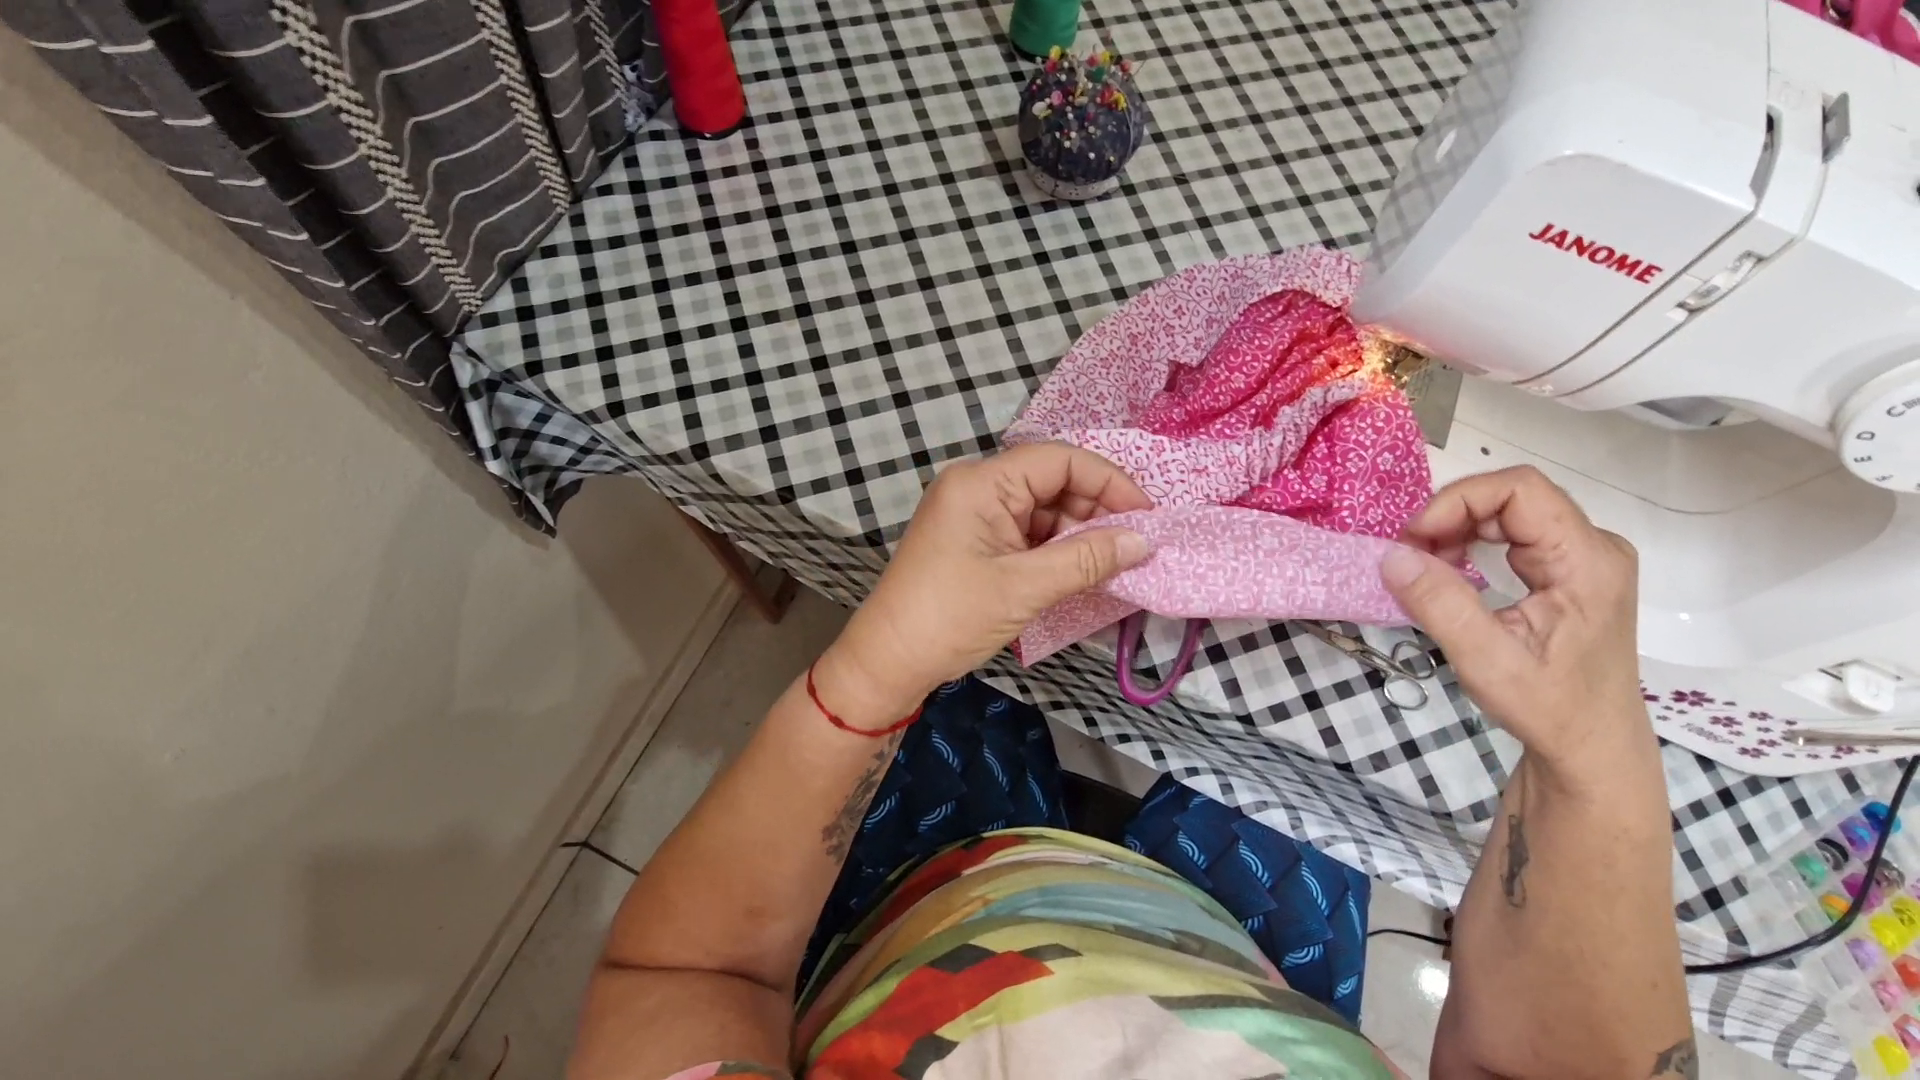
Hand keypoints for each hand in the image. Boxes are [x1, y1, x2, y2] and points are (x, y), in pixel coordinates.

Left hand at [814, 443, 1152, 729]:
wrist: (889, 661)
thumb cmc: (949, 617)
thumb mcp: (1024, 588)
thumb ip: (1086, 559)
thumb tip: (1143, 541)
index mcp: (981, 482)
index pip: (1059, 459)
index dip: (1109, 482)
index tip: (1146, 516)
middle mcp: (977, 487)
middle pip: (1054, 481)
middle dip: (1096, 511)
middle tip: (1134, 547)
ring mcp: (976, 515)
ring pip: (1045, 510)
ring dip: (1080, 534)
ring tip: (1113, 564)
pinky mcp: (977, 541)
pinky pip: (1029, 533)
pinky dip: (1058, 550)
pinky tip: (1084, 570)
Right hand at [1378, 466, 1651, 776]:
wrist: (1591, 748)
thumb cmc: (1547, 707)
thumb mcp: (1485, 660)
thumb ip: (1440, 603)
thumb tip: (1390, 555)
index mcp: (1587, 561)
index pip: (1519, 490)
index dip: (1457, 501)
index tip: (1413, 540)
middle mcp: (1593, 547)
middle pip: (1512, 497)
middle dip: (1450, 517)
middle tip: (1409, 556)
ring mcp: (1583, 557)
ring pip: (1508, 512)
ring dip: (1456, 530)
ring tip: (1425, 567)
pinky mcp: (1567, 571)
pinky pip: (1512, 534)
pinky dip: (1470, 545)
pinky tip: (1449, 573)